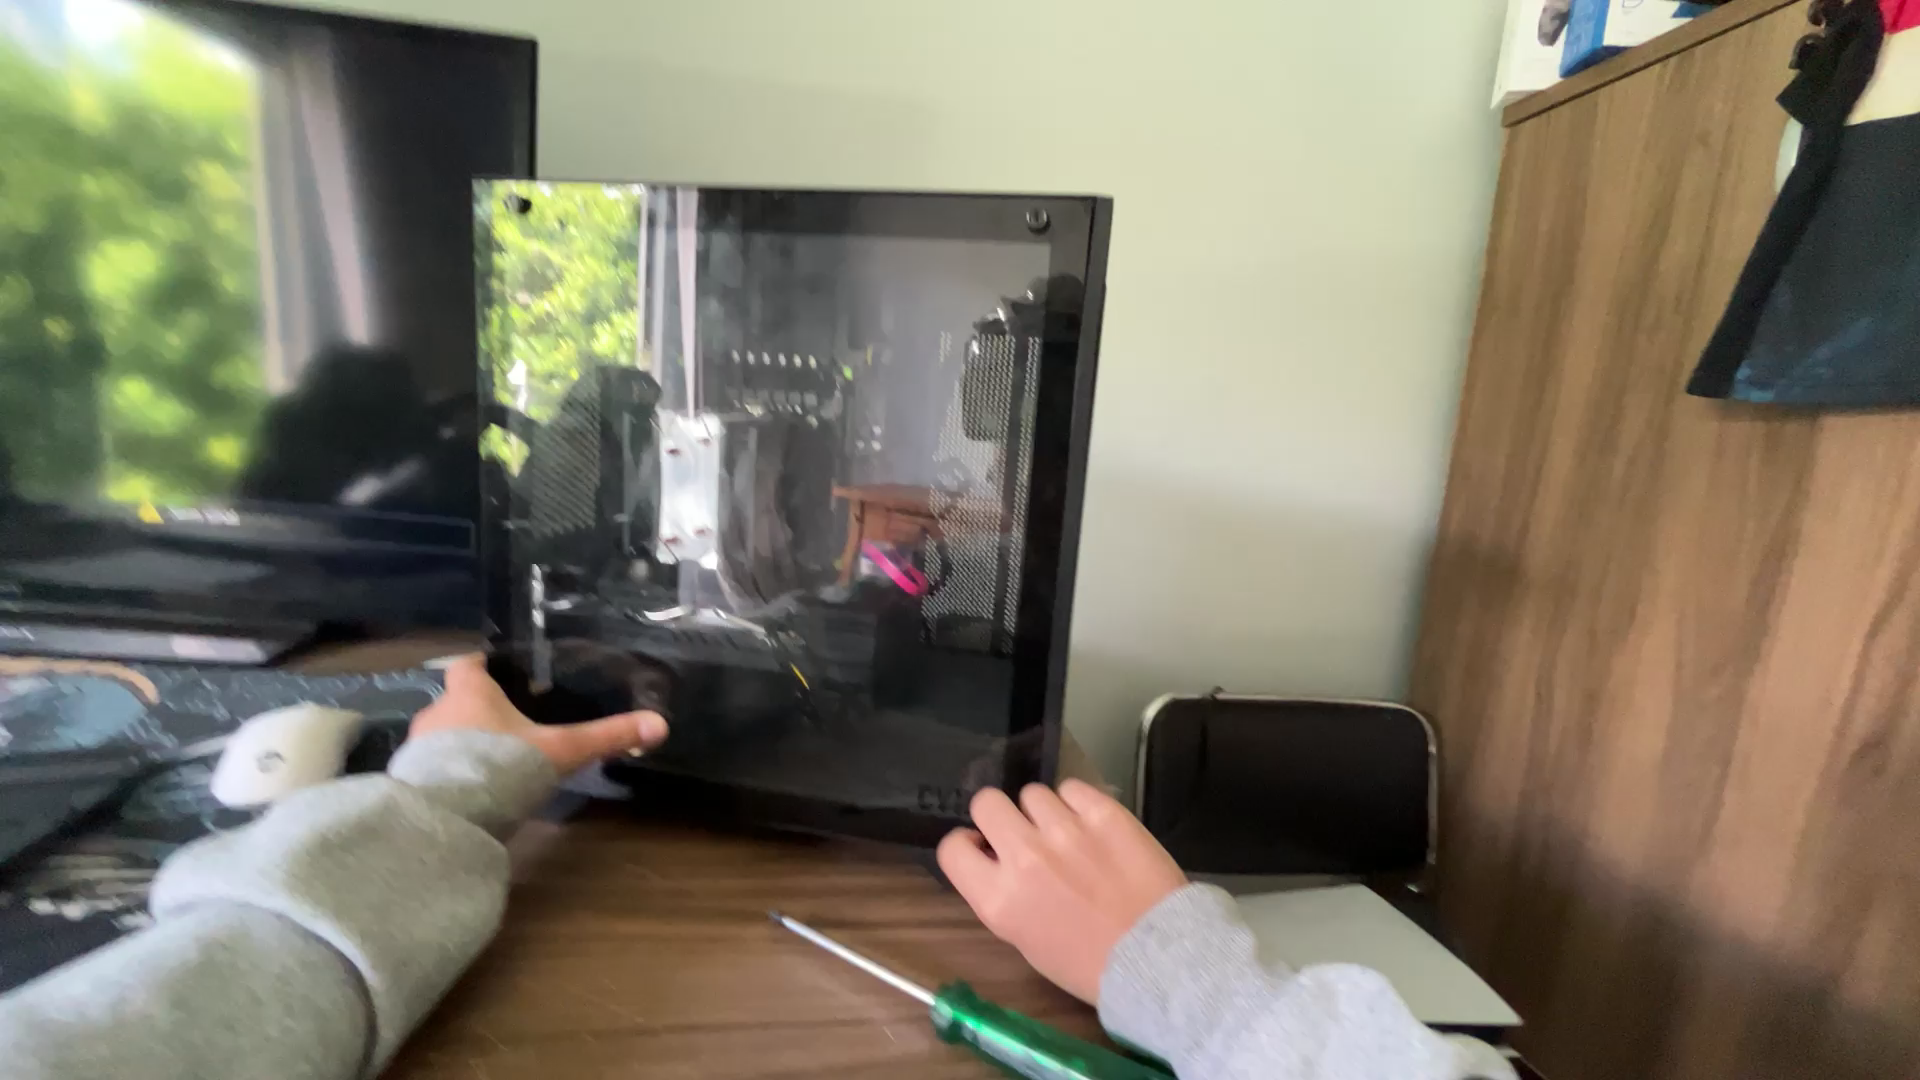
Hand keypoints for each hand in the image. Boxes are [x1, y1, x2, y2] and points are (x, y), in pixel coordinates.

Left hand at [409, 655, 668, 773]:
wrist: (442, 822)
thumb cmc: (501, 766)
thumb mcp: (562, 750)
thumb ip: (606, 736)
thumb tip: (659, 725)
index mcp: (471, 694)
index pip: (468, 665)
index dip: (483, 664)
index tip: (500, 668)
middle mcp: (437, 714)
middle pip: (456, 701)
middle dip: (479, 710)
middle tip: (512, 719)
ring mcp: (415, 751)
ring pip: (442, 736)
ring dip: (462, 743)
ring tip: (496, 756)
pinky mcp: (407, 785)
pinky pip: (431, 768)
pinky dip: (450, 773)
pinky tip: (476, 788)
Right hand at [936, 779, 1187, 1003]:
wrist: (1160, 959)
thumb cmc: (1089, 962)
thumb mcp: (1026, 939)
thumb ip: (1002, 892)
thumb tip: (993, 853)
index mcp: (999, 900)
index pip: (951, 848)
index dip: (967, 844)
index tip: (985, 848)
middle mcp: (1024, 857)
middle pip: (986, 802)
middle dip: (1001, 815)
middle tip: (1024, 832)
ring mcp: (1064, 830)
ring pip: (1033, 793)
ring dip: (1045, 812)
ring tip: (1071, 836)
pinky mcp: (1101, 811)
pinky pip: (1071, 788)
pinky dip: (1079, 803)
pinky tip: (1094, 827)